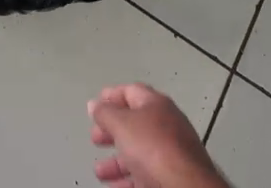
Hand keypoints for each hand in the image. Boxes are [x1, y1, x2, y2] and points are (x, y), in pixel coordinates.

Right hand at [87, 83, 228, 187]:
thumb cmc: (152, 149)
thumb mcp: (120, 124)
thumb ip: (104, 112)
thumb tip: (95, 104)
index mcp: (156, 104)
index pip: (129, 91)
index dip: (110, 97)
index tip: (94, 108)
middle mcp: (167, 125)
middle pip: (133, 124)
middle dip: (111, 133)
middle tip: (96, 140)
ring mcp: (174, 153)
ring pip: (139, 153)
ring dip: (117, 162)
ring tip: (101, 172)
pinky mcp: (176, 176)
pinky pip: (148, 173)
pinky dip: (130, 179)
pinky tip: (116, 186)